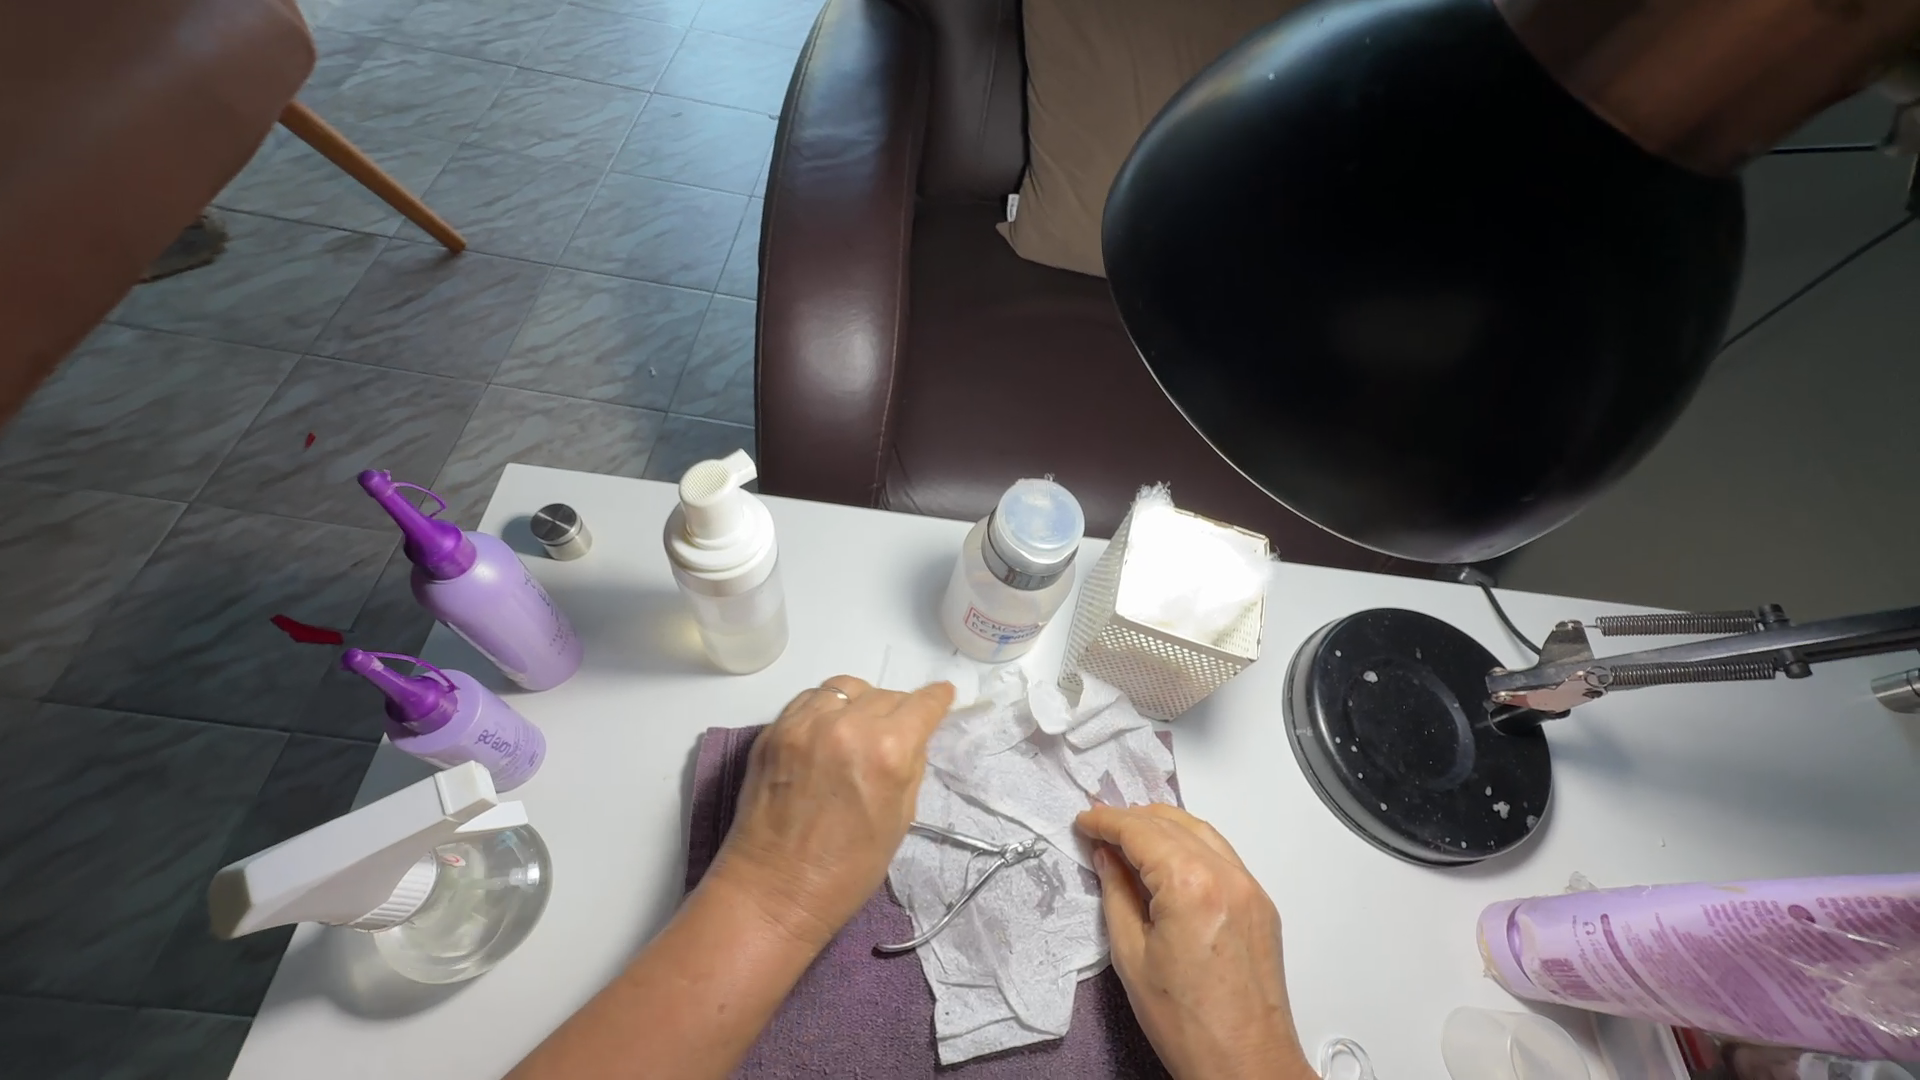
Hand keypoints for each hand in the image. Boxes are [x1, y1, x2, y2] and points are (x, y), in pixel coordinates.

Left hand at [708, 676, 955, 949]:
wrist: (773, 892)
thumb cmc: (848, 869)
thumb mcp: (902, 818)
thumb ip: (911, 764)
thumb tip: (914, 735)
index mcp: (887, 751)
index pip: (922, 704)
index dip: (937, 699)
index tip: (942, 696)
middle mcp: (847, 726)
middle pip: (886, 694)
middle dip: (898, 711)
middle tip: (894, 734)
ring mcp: (805, 724)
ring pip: (846, 688)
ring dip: (860, 702)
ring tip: (857, 728)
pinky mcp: (774, 729)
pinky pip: (810, 699)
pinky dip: (825, 708)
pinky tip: (826, 733)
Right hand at [1077, 804, 1312, 1079]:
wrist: (1247, 1068)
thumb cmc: (1186, 1023)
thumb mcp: (1131, 955)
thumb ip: (1116, 893)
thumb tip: (1106, 856)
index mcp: (1189, 885)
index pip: (1139, 831)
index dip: (1106, 821)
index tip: (1084, 820)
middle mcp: (1224, 875)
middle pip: (1169, 822)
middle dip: (1130, 819)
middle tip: (1099, 827)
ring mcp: (1248, 886)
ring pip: (1199, 830)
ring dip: (1161, 825)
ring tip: (1129, 836)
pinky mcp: (1260, 902)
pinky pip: (1221, 853)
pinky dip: (1190, 842)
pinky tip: (1168, 856)